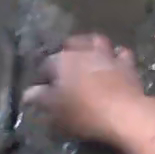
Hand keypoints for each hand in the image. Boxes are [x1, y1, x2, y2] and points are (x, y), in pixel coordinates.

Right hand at [24, 33, 150, 142]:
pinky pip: (121, 53)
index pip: (46, 65)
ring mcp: (107, 55)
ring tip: (87, 54)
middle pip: (72, 45)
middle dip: (65, 51)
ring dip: (91, 45)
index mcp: (62, 61)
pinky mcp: (126, 64)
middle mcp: (84, 52)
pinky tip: (115, 61)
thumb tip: (28, 93)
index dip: (41, 76)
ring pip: (96, 42)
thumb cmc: (83, 111)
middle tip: (63, 64)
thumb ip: (40, 98)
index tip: (40, 89)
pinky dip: (116, 56)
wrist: (123, 112)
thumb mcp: (55, 109)